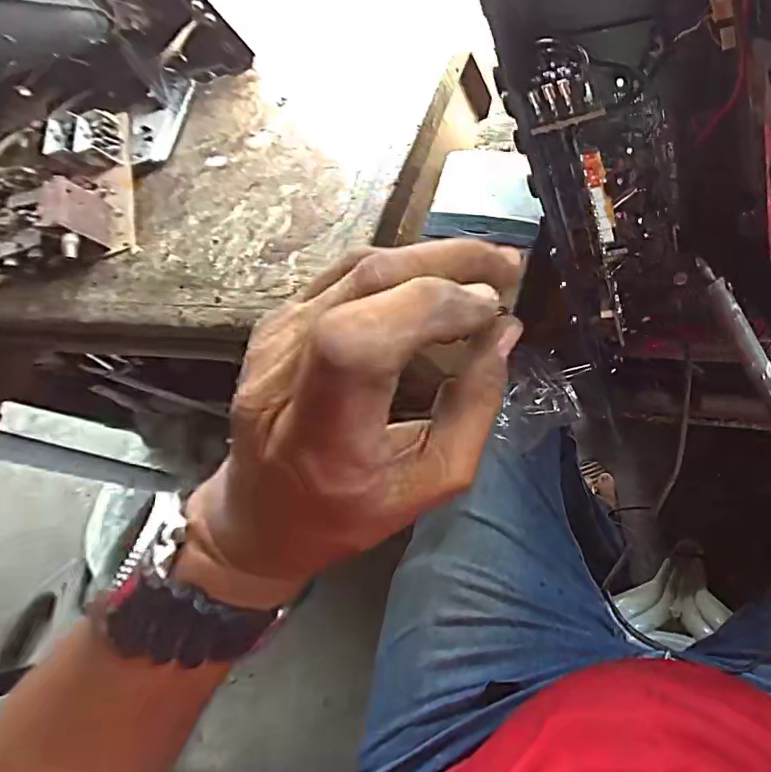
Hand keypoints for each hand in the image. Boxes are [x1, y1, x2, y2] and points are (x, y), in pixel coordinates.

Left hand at [180, 241, 522, 607]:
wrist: (259, 516)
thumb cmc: (351, 510)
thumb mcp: (435, 479)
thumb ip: (475, 406)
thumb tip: (505, 332)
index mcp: (320, 432)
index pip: (360, 342)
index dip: (433, 309)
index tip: (494, 313)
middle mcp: (285, 370)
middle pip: (366, 282)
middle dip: (451, 264)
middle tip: (510, 267)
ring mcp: (276, 334)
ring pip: (363, 263)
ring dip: (437, 255)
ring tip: (490, 266)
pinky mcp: (282, 318)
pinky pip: (352, 269)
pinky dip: (410, 263)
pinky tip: (447, 273)